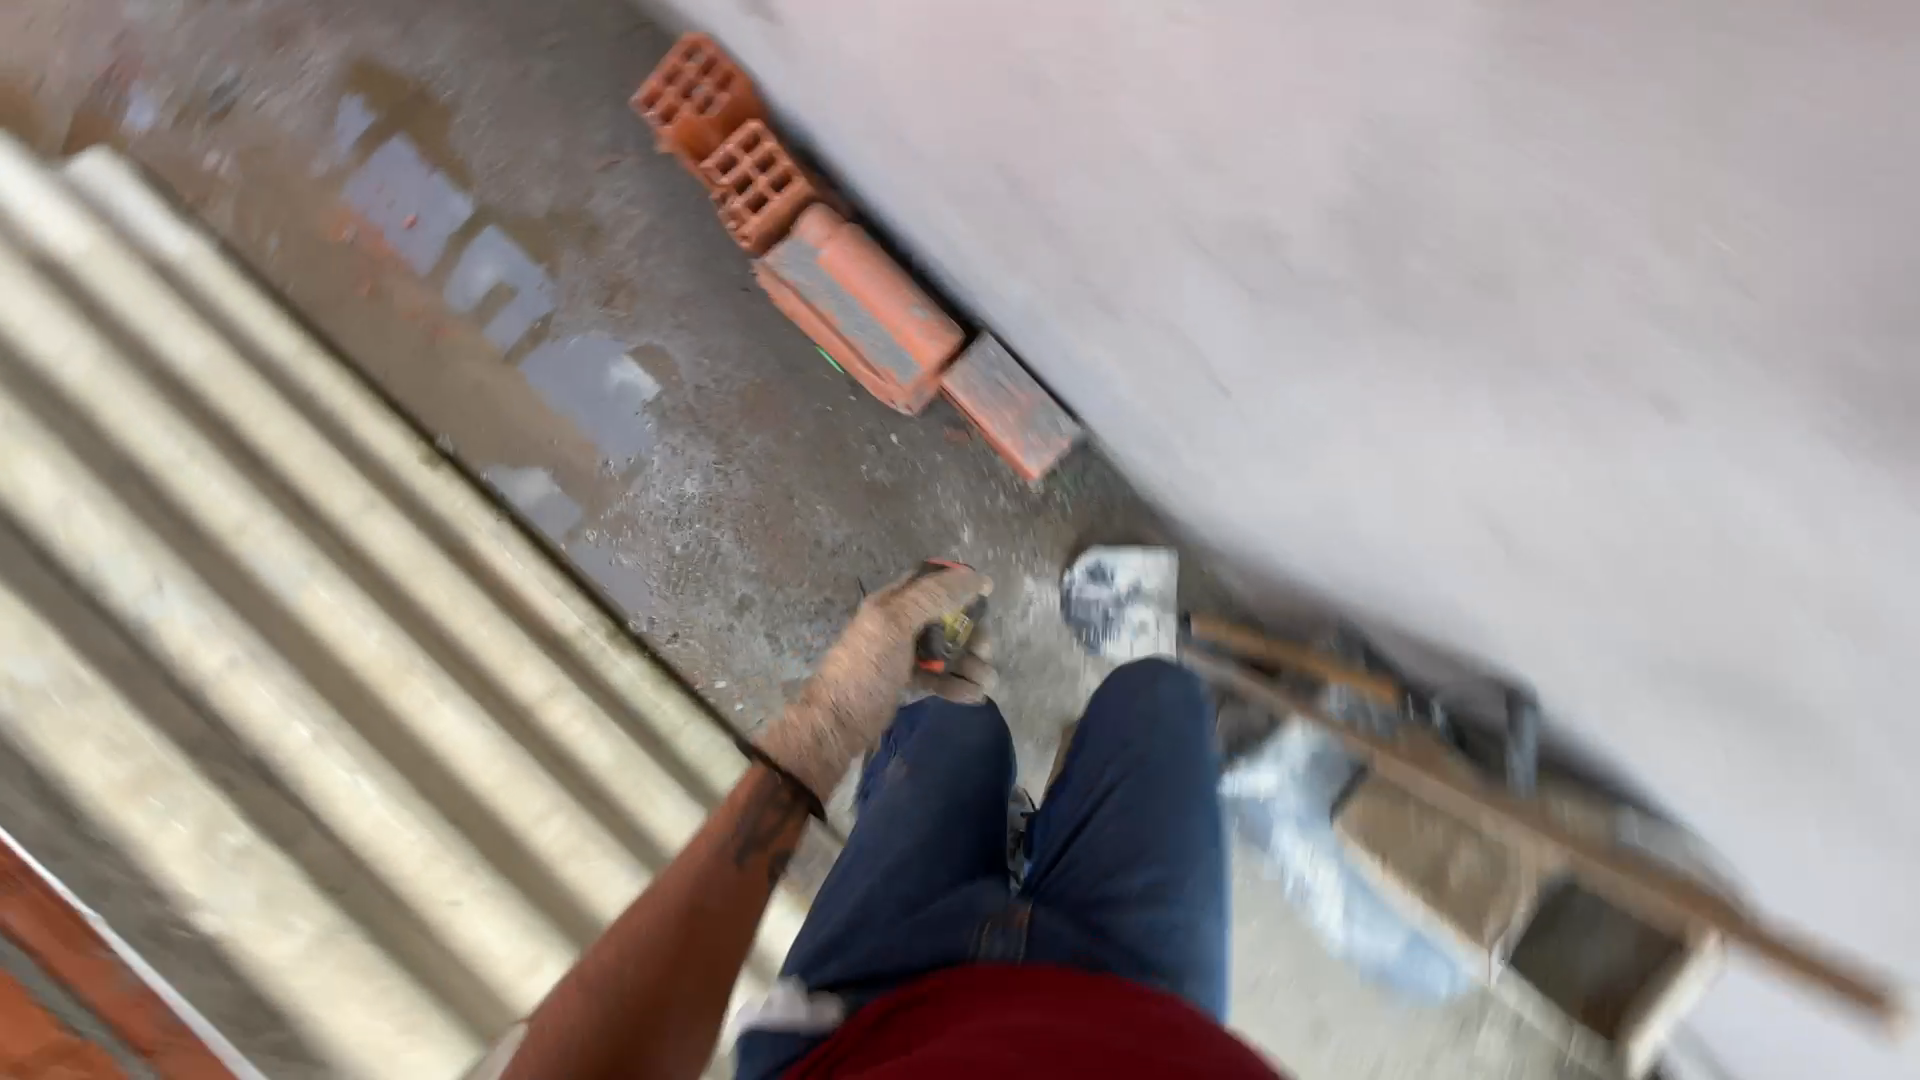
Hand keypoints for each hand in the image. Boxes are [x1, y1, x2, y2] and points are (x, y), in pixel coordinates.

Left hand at [755, 565, 992, 798]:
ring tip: (987, 681)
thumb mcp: (895, 623)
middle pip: (948, 617)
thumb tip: (977, 579)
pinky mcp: (908, 680)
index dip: (961, 582)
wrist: (839, 722)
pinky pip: (940, 675)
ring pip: (948, 649)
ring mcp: (904, 653)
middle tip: (986, 651)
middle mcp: (900, 622)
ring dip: (970, 662)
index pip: (933, 581)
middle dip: (972, 633)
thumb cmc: (866, 668)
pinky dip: (957, 683)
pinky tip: (973, 695)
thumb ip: (933, 597)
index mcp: (892, 601)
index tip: (988, 593)